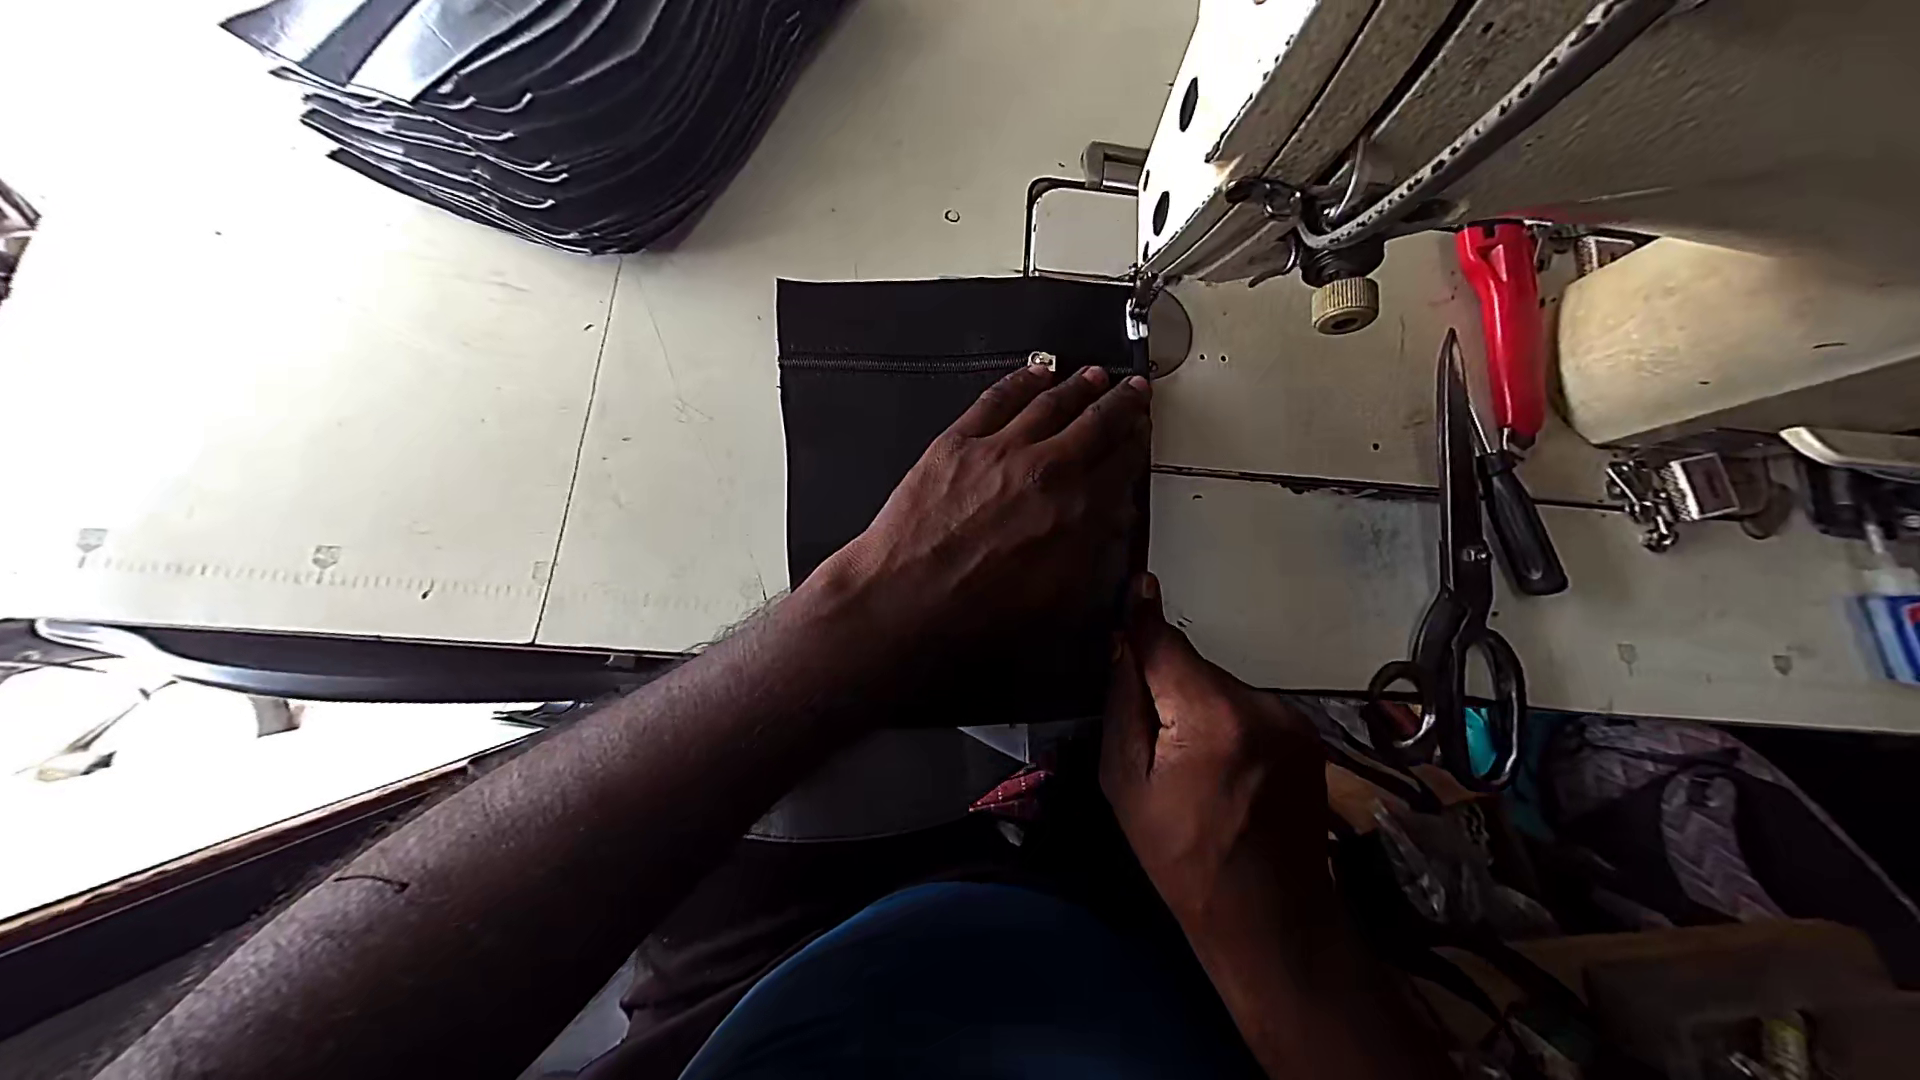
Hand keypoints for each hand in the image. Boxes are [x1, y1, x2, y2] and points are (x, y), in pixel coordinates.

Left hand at [807, 360, 1150, 658]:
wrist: (907, 600)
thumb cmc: (974, 610)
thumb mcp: (1059, 602)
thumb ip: (1094, 556)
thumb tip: (1111, 525)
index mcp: (1077, 513)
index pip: (1122, 465)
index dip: (1137, 445)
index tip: (1141, 433)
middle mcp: (1046, 473)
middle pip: (1097, 423)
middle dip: (1122, 403)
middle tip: (1134, 391)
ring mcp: (1001, 451)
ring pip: (1052, 402)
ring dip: (1080, 385)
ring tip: (1095, 376)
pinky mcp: (959, 442)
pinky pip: (998, 398)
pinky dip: (1022, 380)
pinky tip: (1035, 373)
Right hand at [1100, 575, 1328, 924]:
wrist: (1269, 919)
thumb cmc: (1181, 853)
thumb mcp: (1126, 781)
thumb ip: (1124, 703)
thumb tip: (1122, 642)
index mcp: (1209, 716)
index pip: (1167, 644)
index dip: (1143, 617)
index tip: (1135, 582)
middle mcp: (1258, 703)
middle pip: (1193, 666)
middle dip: (1166, 682)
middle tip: (1151, 733)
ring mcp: (1291, 717)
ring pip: (1219, 685)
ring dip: (1196, 702)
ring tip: (1189, 758)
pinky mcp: (1306, 732)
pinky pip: (1247, 705)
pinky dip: (1225, 718)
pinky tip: (1221, 763)